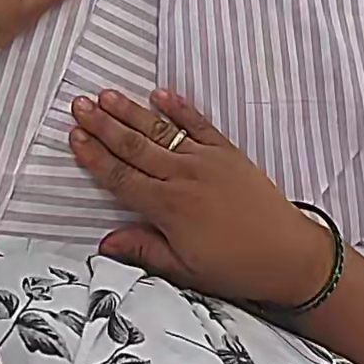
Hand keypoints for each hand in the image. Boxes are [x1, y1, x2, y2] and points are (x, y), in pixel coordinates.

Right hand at [69, 88, 363, 363]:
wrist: (288, 254)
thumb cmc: (236, 267)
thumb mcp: (185, 269)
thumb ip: (144, 249)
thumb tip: (105, 242)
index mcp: (168, 207)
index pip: (120, 176)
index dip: (94, 155)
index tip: (74, 136)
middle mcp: (183, 176)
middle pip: (133, 146)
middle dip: (103, 124)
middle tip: (80, 104)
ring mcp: (206, 159)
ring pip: (160, 131)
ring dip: (131, 112)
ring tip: (107, 95)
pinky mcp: (227, 152)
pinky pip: (199, 124)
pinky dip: (179, 108)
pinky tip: (160, 94)